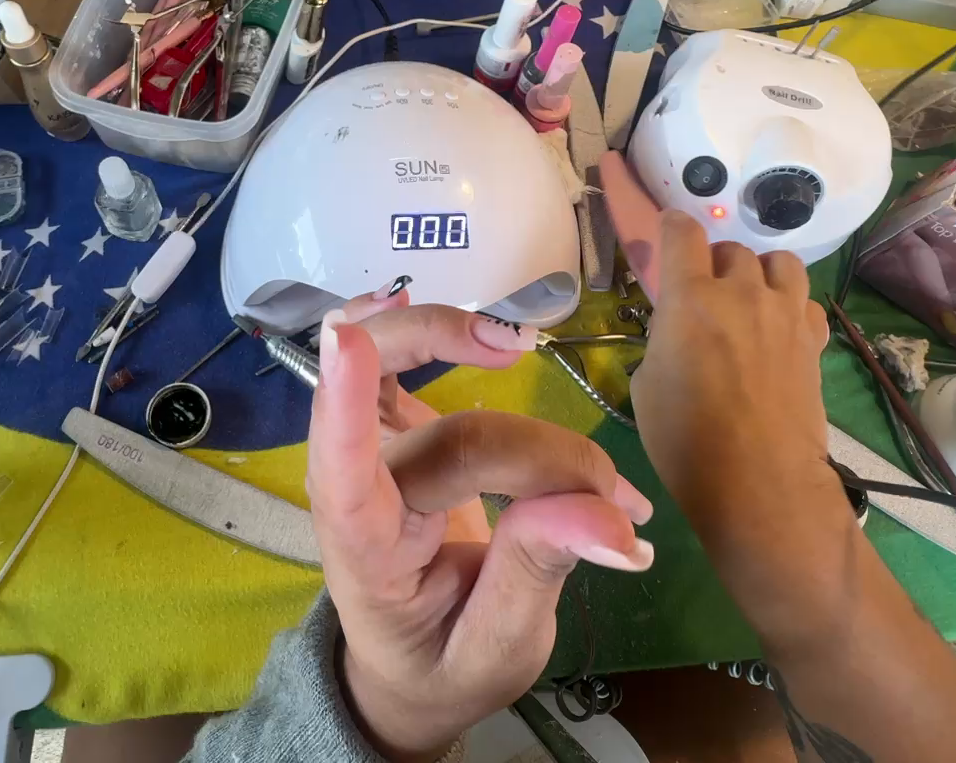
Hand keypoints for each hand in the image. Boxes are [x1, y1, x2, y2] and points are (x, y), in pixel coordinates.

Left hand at [309, 297, 654, 761]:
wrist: (405, 658)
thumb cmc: (444, 658)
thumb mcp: (497, 649)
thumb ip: (537, 575)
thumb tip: (610, 518)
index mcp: (369, 551)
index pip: (345, 471)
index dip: (345, 401)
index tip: (346, 340)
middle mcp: (356, 485)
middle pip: (441, 432)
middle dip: (535, 450)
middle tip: (604, 484)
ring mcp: (371, 443)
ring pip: (387, 359)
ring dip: (450, 336)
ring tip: (518, 347)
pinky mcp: (391, 421)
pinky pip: (385, 355)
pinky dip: (407, 320)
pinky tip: (419, 296)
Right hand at [629, 212, 852, 643]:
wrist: (757, 482)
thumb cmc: (684, 436)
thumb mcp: (645, 382)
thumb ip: (662, 340)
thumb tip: (678, 332)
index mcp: (690, 298)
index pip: (683, 232)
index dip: (672, 226)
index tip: (668, 231)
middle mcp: (741, 293)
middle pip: (731, 248)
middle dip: (713, 262)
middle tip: (701, 290)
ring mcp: (784, 315)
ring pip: (778, 262)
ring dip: (757, 272)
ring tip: (746, 297)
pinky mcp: (812, 341)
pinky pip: (804, 301)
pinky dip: (788, 303)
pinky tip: (775, 327)